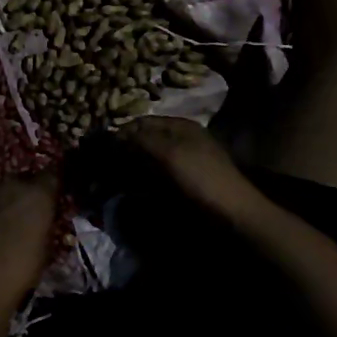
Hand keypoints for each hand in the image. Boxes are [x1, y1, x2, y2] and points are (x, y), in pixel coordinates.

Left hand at [0, 172, 58, 293]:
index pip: (51, 175)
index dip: (50, 186)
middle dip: (25, 190)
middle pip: (23, 179)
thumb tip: (43, 217)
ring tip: (2, 212)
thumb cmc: (25, 265)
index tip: (49, 196)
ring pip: (1, 185)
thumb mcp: (47, 243)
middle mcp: (16, 182)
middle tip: (24, 208)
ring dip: (4, 195)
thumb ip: (45, 221)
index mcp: (40, 193)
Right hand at [117, 116, 265, 219]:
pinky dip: (142, 180)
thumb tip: (114, 136)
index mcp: (180, 126)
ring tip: (114, 179)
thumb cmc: (200, 177)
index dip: (122, 132)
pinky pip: (156, 176)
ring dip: (131, 167)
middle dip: (125, 150)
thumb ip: (140, 140)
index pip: (142, 122)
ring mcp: (184, 162)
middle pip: (145, 139)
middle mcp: (182, 140)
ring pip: (149, 159)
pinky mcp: (185, 183)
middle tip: (106, 165)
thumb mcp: (168, 152)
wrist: (233, 214)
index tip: (103, 148)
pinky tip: (132, 189)